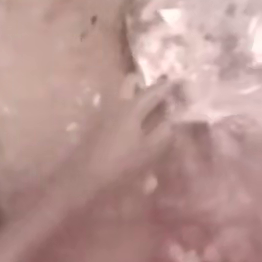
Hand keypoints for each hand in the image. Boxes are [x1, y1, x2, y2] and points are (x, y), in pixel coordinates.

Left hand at [71, 79, 176, 195]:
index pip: (154, 90)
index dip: (168, 86)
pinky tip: (133, 128)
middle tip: (158, 92)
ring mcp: (103, 113)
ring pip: (121, 96)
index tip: (179, 81)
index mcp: (132, 108)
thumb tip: (171, 122)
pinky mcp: (95, 125)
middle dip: (145, 83)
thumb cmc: (119, 165)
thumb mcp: (148, 152)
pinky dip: (125, 112)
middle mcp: (117, 104)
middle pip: (131, 83)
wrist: (81, 180)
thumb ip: (163, 134)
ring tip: (149, 111)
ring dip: (134, 96)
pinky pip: (114, 110)